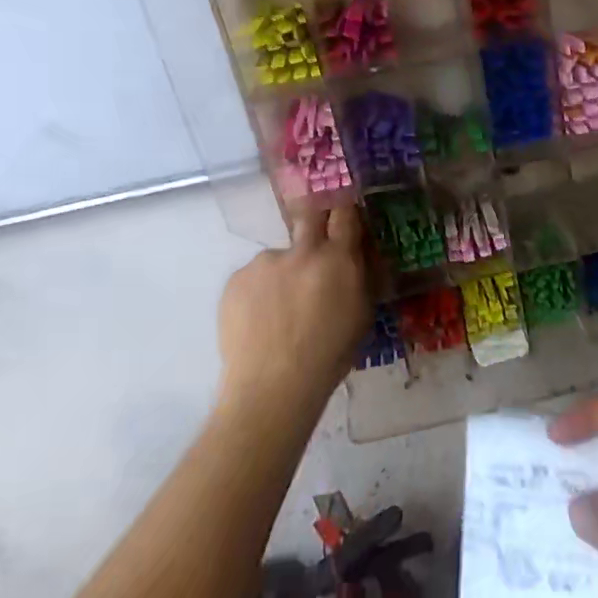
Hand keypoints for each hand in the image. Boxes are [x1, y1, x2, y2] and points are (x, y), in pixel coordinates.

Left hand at [216, 206, 369, 410]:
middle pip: (309, 217)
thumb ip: (359, 278)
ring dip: (282, 273)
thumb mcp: (361, 316)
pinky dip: (258, 293)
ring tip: (279, 312)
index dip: (344, 210)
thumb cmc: (328, 356)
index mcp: (338, 259)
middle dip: (314, 223)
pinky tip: (259, 321)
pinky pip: (253, 278)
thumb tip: (357, 257)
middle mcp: (301, 251)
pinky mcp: (236, 279)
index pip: (345, 215)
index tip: (343, 213)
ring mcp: (265, 262)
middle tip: (314, 248)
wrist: (272, 386)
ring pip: (278, 258)